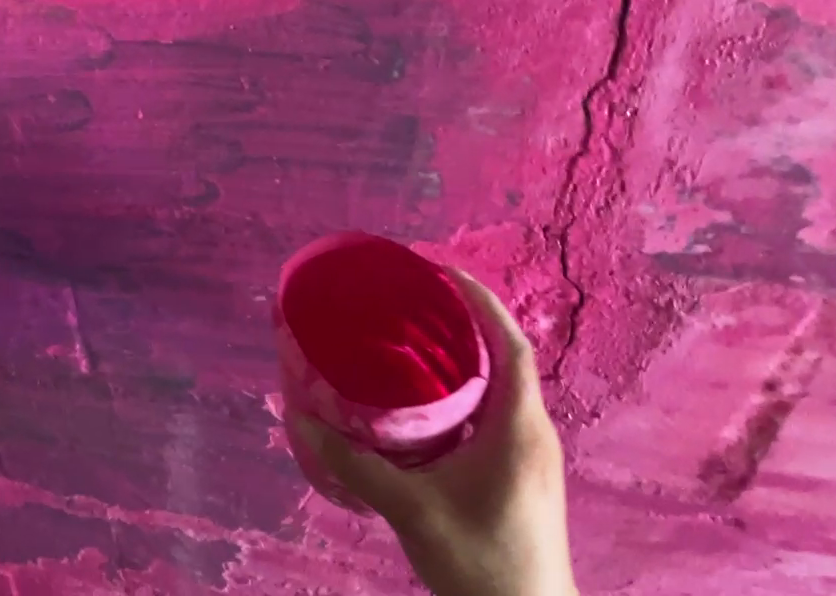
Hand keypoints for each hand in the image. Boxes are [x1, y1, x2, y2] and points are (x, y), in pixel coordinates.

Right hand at [295, 269, 576, 595]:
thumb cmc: (479, 563)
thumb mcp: (409, 510)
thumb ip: (354, 464)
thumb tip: (302, 418)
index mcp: (518, 431)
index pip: (512, 348)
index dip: (482, 303)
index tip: (441, 271)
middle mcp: (532, 433)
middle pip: (509, 356)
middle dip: (468, 317)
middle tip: (416, 294)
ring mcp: (530, 454)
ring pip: (504, 382)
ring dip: (469, 349)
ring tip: (416, 329)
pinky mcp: (520, 470)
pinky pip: (495, 405)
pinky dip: (467, 381)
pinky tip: (427, 390)